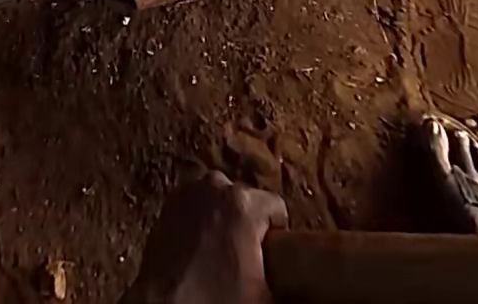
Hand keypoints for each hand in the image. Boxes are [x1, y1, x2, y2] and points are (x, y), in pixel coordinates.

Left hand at [122, 171, 286, 303]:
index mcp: (245, 203)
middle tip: (244, 259)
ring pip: (222, 198)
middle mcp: (218, 186)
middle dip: (249, 224)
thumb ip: (289, 284)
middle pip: (247, 200)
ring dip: (224, 217)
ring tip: (220, 252)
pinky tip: (200, 246)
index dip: (277, 235)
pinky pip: (199, 202)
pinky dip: (202, 217)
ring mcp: (191, 190)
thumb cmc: (215, 302)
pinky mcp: (172, 200)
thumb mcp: (263, 298)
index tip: (271, 257)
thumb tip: (305, 291)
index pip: (276, 207)